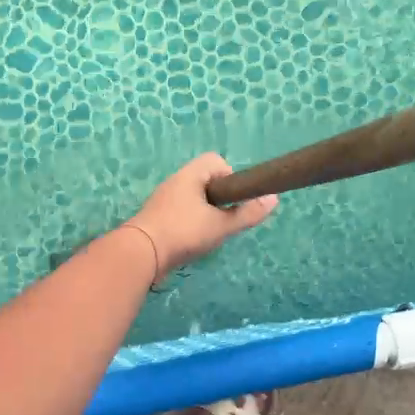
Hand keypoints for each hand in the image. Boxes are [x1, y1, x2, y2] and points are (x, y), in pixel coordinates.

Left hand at [121, 153, 277, 277]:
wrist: (141, 253)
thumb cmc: (183, 233)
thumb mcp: (221, 225)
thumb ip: (248, 213)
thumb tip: (273, 198)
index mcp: (190, 175)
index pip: (216, 161)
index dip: (230, 177)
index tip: (233, 200)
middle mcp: (175, 182)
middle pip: (205, 180)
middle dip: (219, 199)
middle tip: (223, 220)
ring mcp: (163, 199)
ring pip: (192, 198)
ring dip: (204, 212)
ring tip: (208, 233)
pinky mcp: (156, 217)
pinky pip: (180, 211)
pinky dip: (189, 222)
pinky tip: (191, 241)